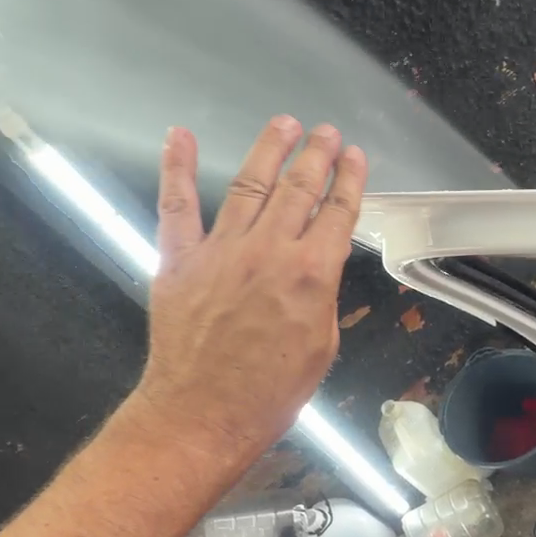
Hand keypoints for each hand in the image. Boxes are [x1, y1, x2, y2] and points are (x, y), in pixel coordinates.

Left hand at [130, 116, 365, 462]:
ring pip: (250, 185)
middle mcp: (269, 251)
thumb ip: (321, 296)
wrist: (206, 412)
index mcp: (312, 274)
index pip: (337, 214)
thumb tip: (314, 272)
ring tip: (284, 124)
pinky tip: (181, 137)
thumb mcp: (323, 344)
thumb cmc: (274, 390)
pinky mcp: (180, 259)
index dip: (350, 181)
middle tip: (327, 133)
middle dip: (316, 155)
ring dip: (270, 150)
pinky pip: (178, 205)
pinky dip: (179, 168)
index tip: (356, 157)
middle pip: (298, 189)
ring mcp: (221, 250)